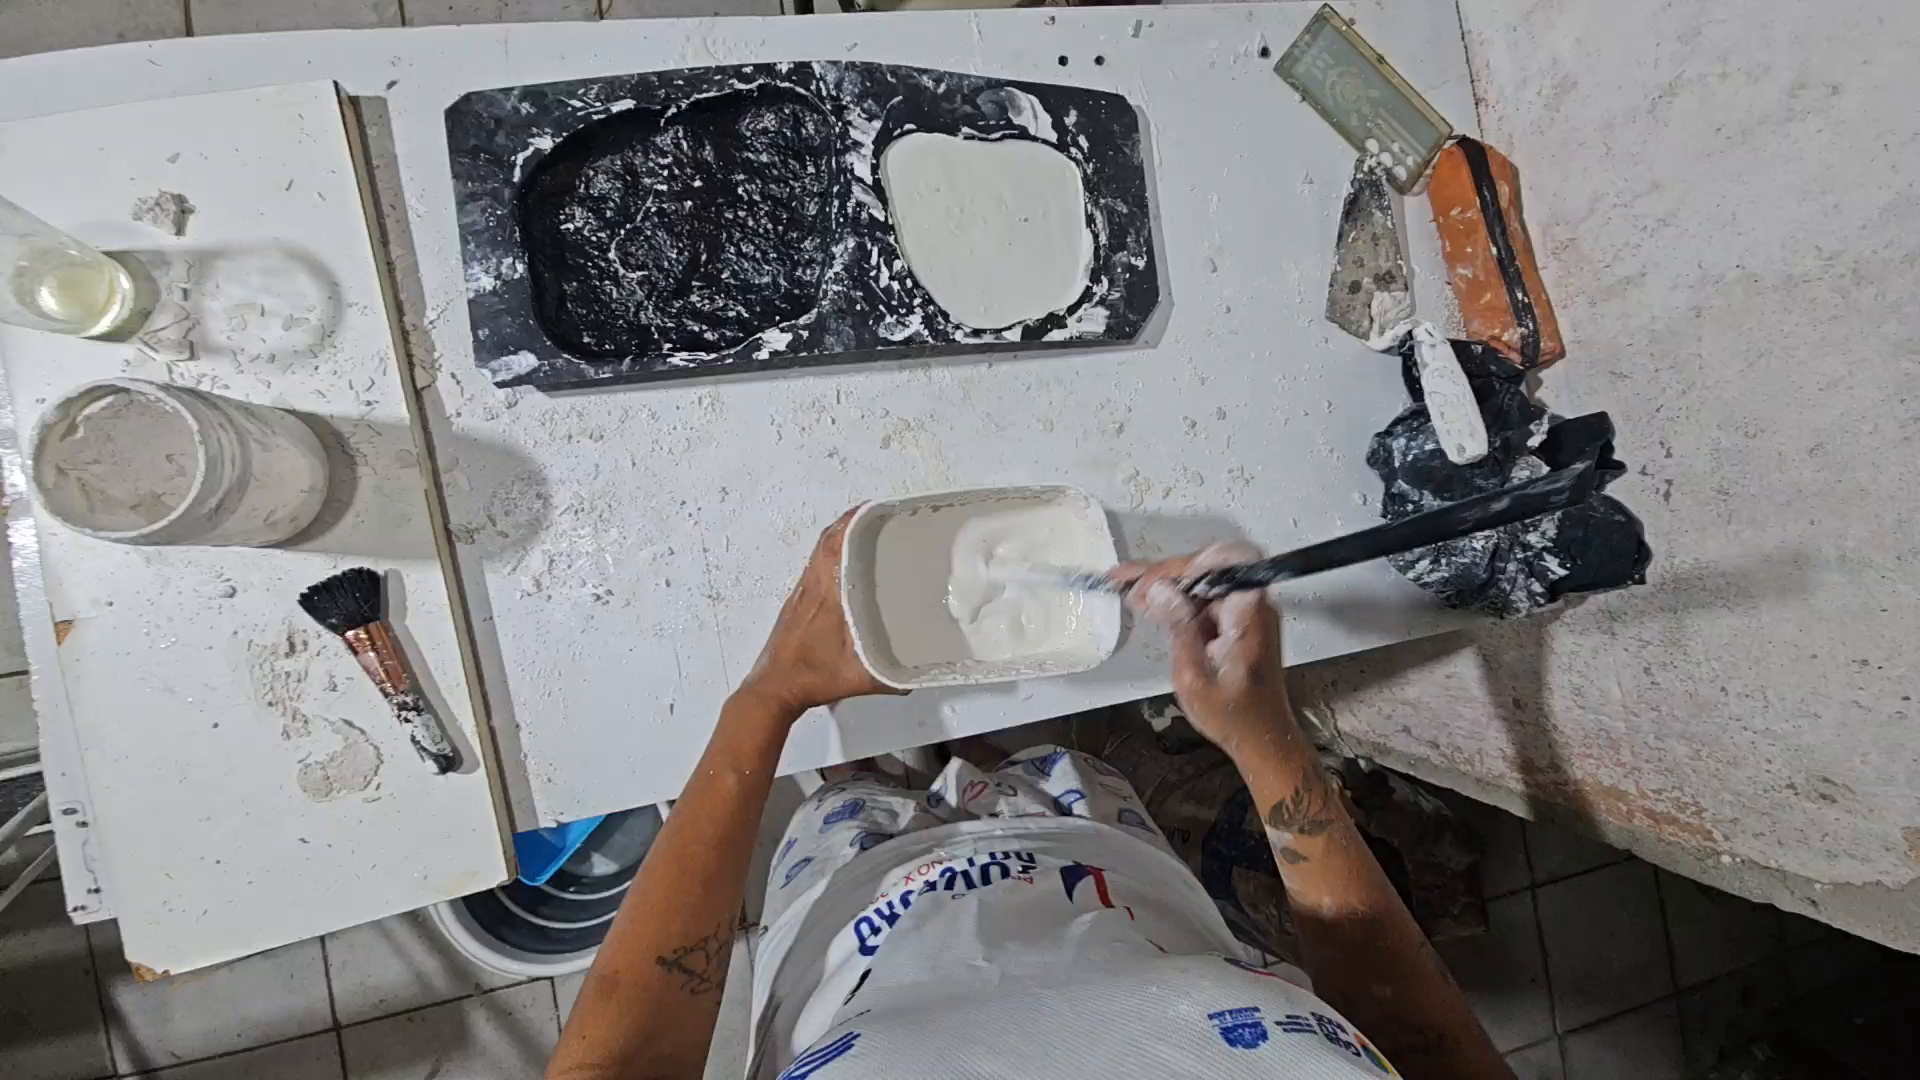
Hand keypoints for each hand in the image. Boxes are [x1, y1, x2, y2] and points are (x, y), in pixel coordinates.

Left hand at [737, 507, 902, 718]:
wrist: (772, 688)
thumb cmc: (813, 678)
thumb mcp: (861, 678)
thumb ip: (895, 675)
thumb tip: (922, 671)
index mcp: (829, 596)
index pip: (838, 546)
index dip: (855, 523)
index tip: (874, 509)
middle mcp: (813, 587)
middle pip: (828, 540)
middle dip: (851, 521)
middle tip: (875, 514)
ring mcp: (801, 593)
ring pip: (819, 551)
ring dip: (839, 535)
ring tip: (863, 530)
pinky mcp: (796, 602)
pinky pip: (814, 565)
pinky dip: (829, 552)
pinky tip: (844, 563)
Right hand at [1110, 543, 1305, 765]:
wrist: (1261, 738)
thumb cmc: (1232, 715)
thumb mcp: (1195, 676)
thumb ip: (1179, 628)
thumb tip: (1160, 589)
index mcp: (1248, 613)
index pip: (1226, 562)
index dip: (1187, 564)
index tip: (1153, 582)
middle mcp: (1252, 603)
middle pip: (1207, 567)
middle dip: (1164, 574)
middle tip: (1126, 584)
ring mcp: (1244, 610)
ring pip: (1200, 580)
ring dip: (1164, 584)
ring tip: (1126, 589)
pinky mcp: (1234, 619)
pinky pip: (1202, 597)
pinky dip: (1174, 599)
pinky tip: (1146, 601)